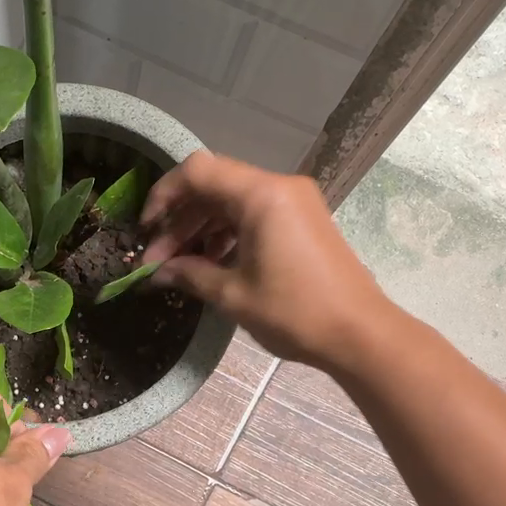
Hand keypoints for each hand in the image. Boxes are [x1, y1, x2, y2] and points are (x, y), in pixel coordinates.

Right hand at [141, 149, 395, 367]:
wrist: (358, 333)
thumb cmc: (293, 312)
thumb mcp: (232, 295)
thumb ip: (190, 275)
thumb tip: (157, 273)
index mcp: (261, 196)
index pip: (198, 172)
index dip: (164, 195)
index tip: (146, 230)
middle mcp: (278, 188)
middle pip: (213, 187)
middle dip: (179, 222)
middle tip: (156, 262)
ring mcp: (293, 203)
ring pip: (231, 203)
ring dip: (200, 231)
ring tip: (178, 268)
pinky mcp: (301, 221)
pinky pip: (252, 215)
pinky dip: (225, 235)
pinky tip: (210, 265)